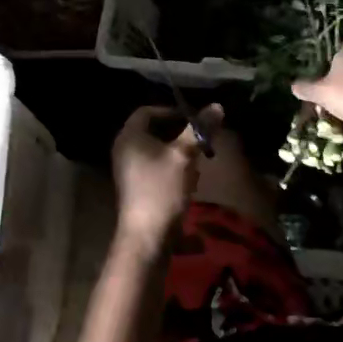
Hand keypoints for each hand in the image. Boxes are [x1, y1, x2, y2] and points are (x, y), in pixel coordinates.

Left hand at [110, 105, 214, 255]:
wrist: (147, 235)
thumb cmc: (162, 188)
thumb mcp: (184, 156)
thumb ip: (199, 130)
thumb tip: (217, 106)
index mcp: (129, 136)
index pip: (147, 111)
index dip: (171, 111)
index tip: (193, 119)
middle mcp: (125, 150)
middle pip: (153, 130)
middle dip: (179, 133)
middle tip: (199, 139)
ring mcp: (129, 170)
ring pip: (157, 150)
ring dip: (179, 152)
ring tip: (198, 160)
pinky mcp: (137, 187)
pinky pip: (156, 167)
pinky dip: (173, 168)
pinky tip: (189, 181)